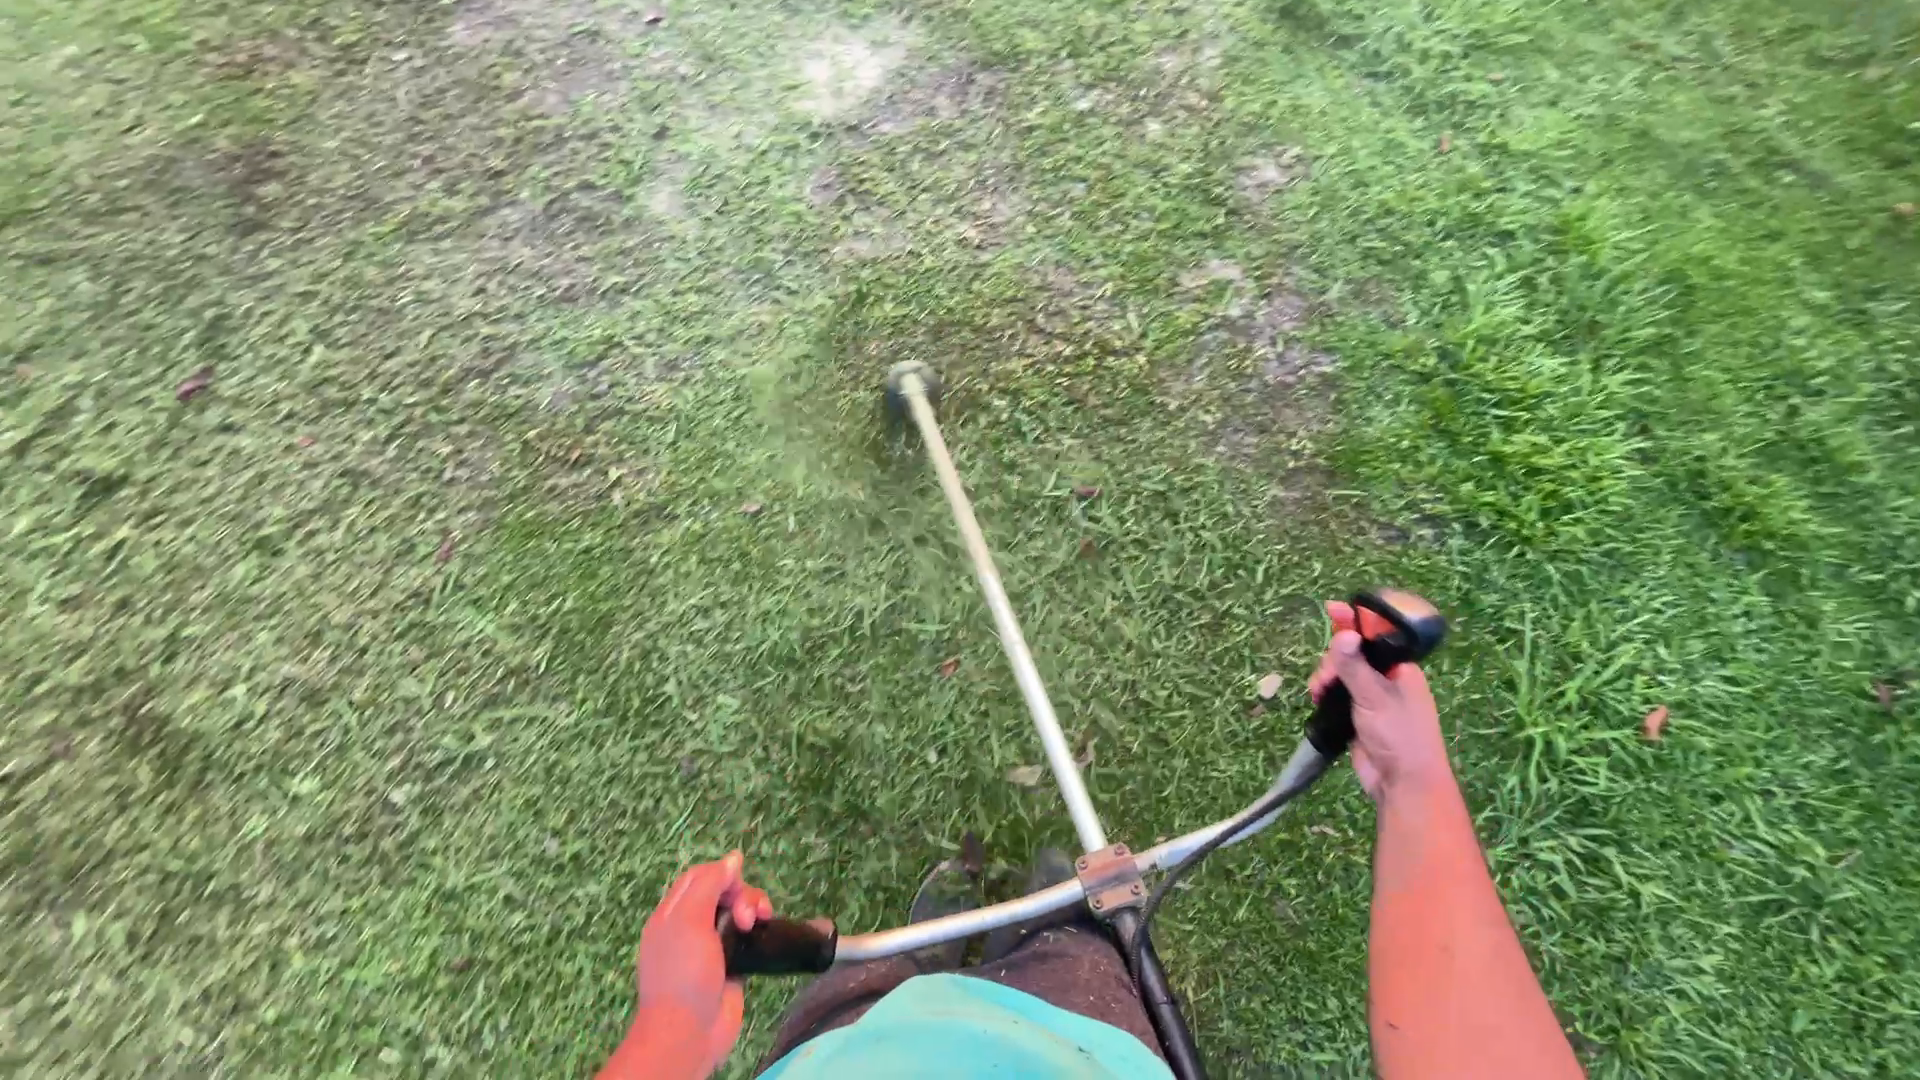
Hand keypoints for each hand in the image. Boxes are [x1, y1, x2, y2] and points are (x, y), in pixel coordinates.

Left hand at [632, 851, 772, 1072]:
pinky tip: (765, 932)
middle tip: (747, 916)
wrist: (688, 1033)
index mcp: (672, 914)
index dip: (721, 874)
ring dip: (752, 908)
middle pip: (722, 891)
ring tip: (758, 923)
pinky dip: (758, 930)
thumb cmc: (684, 973)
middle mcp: (691, 927)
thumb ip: (710, 884)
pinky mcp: (732, 964)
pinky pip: (748, 936)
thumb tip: (733, 857)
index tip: (736, 885)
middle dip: (740, 894)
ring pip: (738, 911)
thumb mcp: (689, 920)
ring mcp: (712, 946)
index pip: (698, 877)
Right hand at [1307, 600, 1450, 801]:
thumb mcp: (1375, 696)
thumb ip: (1354, 665)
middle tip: (1325, 678)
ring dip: (1326, 678)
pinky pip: (1337, 695)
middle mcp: (1387, 680)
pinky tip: (1318, 701)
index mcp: (1400, 669)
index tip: (1331, 608)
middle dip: (1332, 660)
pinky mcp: (1358, 716)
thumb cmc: (1399, 735)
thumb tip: (1341, 632)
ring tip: (1318, 693)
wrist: (1403, 783)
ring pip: (1341, 674)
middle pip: (1351, 654)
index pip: (1376, 635)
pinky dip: (1326, 695)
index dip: (1354, 620)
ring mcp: (1372, 698)